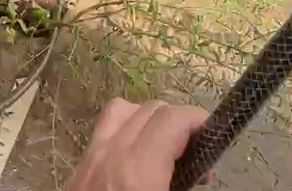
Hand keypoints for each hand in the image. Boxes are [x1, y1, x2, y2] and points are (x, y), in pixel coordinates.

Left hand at [66, 99, 209, 190]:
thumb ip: (185, 181)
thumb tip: (202, 168)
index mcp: (137, 172)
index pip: (170, 119)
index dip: (197, 119)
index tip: (214, 134)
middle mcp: (110, 155)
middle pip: (149, 109)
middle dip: (178, 121)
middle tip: (196, 156)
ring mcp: (88, 158)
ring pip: (121, 110)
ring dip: (148, 118)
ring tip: (166, 150)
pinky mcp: (77, 168)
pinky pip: (102, 129)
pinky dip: (124, 130)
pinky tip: (137, 158)